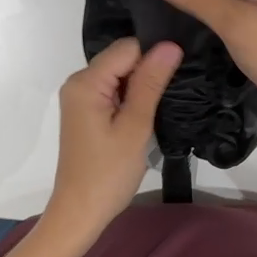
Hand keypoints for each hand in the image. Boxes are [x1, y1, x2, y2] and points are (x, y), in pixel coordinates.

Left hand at [43, 37, 181, 244]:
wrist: (81, 211)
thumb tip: (170, 45)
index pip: (127, 47)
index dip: (154, 55)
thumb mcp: (135, 126)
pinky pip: (112, 91)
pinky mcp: (85, 112)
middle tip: (175, 90)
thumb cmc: (109, 172)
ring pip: (118, 75)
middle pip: (121, 59)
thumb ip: (151, 83)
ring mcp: (79, 97)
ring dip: (140, 86)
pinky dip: (129, 98)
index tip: (179, 72)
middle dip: (147, 70)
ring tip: (163, 102)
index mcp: (85, 81)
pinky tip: (145, 113)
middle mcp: (77, 82)